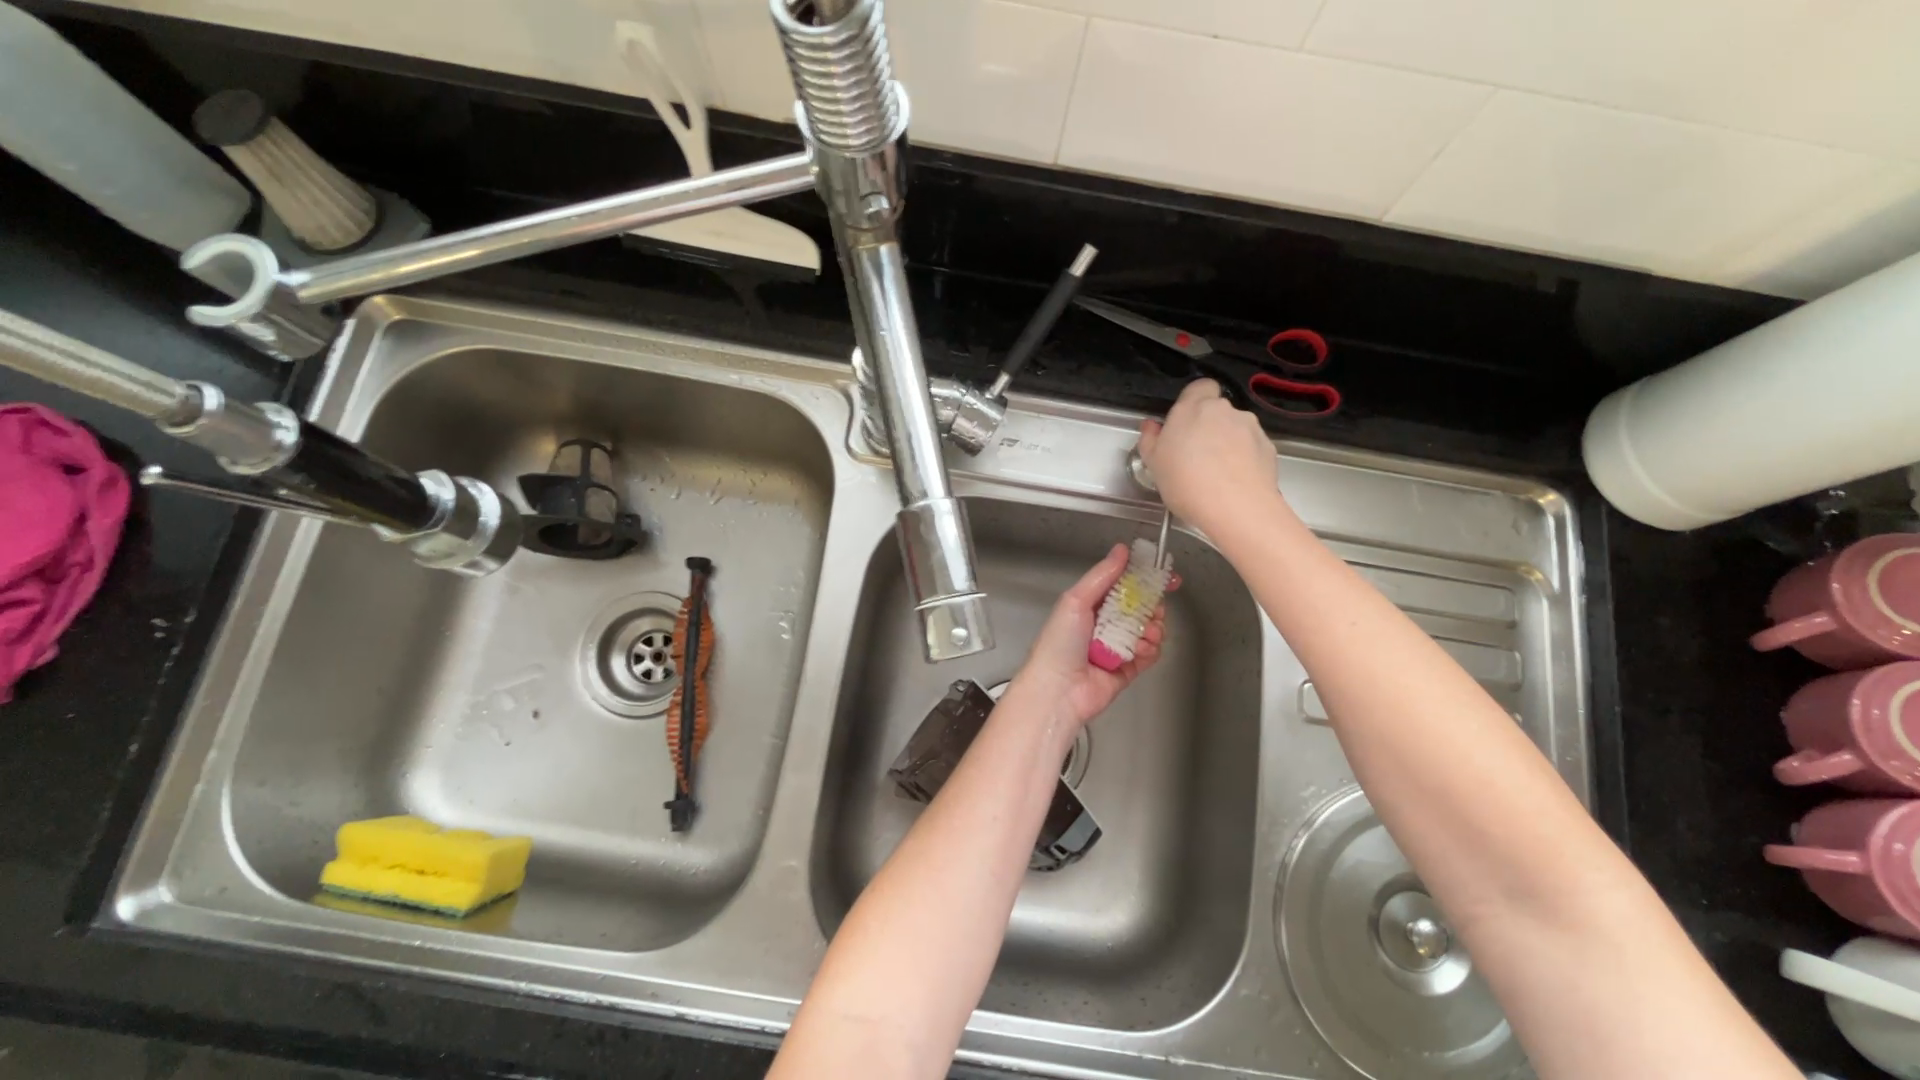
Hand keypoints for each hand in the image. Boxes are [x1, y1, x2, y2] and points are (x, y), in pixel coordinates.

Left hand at [1003, 543, 1172, 736]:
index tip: (1164, 574)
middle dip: (1152, 605)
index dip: (1144, 578)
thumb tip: (1121, 550)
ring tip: (1147, 632)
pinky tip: (1142, 649)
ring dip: (1153, 627)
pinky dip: (1151, 649)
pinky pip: (1149, 654)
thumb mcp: (1076, 600)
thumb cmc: (1058, 644)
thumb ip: (1102, 575)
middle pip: (1139, 607)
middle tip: (1154, 607)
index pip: (1122, 585)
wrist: (1057, 691)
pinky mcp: (1126, 669)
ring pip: (1147, 630)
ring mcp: (1116, 648)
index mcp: (1089, 605)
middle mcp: (1103, 625)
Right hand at [1136, 379, 1279, 532]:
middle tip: (1194, 454)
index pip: (1199, 386)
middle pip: (1216, 410)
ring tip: (1216, 472)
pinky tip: (1234, 480)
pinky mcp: (1267, 446)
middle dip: (1208, 426)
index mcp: (1193, 408)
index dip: (1193, 400)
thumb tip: (1151, 427)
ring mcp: (1249, 427)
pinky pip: (1251, 446)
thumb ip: (1150, 439)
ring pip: (1235, 428)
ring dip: (1226, 442)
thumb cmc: (1187, 483)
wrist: (1237, 508)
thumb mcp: (1154, 464)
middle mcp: (1223, 410)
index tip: (1185, 423)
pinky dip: (1244, 457)